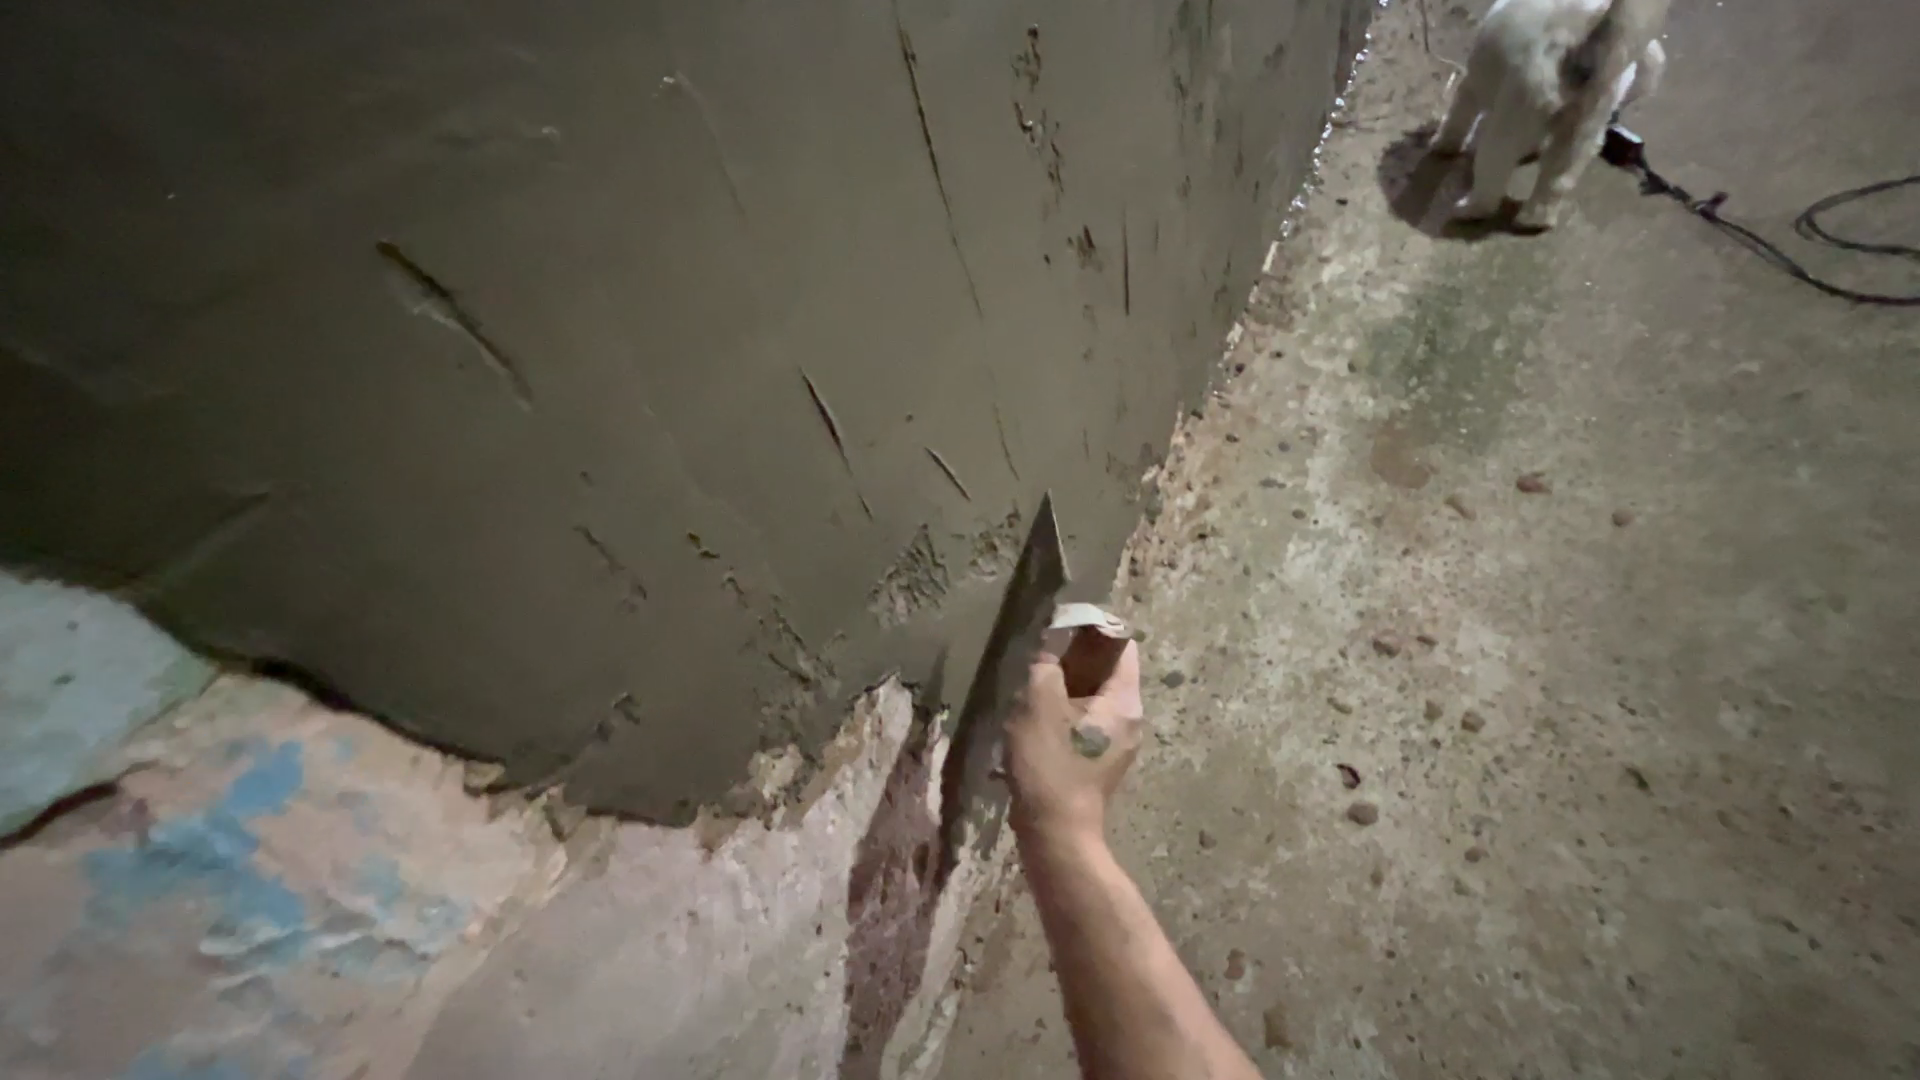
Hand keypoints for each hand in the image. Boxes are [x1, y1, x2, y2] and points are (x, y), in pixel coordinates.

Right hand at [1005, 635, 1144, 844]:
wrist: (1055, 834)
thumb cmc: (1051, 765)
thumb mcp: (1039, 702)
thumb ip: (1046, 666)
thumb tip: (1050, 651)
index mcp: (1125, 701)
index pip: (1121, 646)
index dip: (1092, 631)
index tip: (1060, 629)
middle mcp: (1129, 720)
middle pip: (1104, 673)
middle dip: (1070, 663)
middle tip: (1037, 662)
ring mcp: (1116, 745)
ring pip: (1089, 700)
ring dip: (1060, 692)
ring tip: (1029, 694)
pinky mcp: (1098, 764)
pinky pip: (1082, 725)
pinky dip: (1060, 718)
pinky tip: (1032, 726)